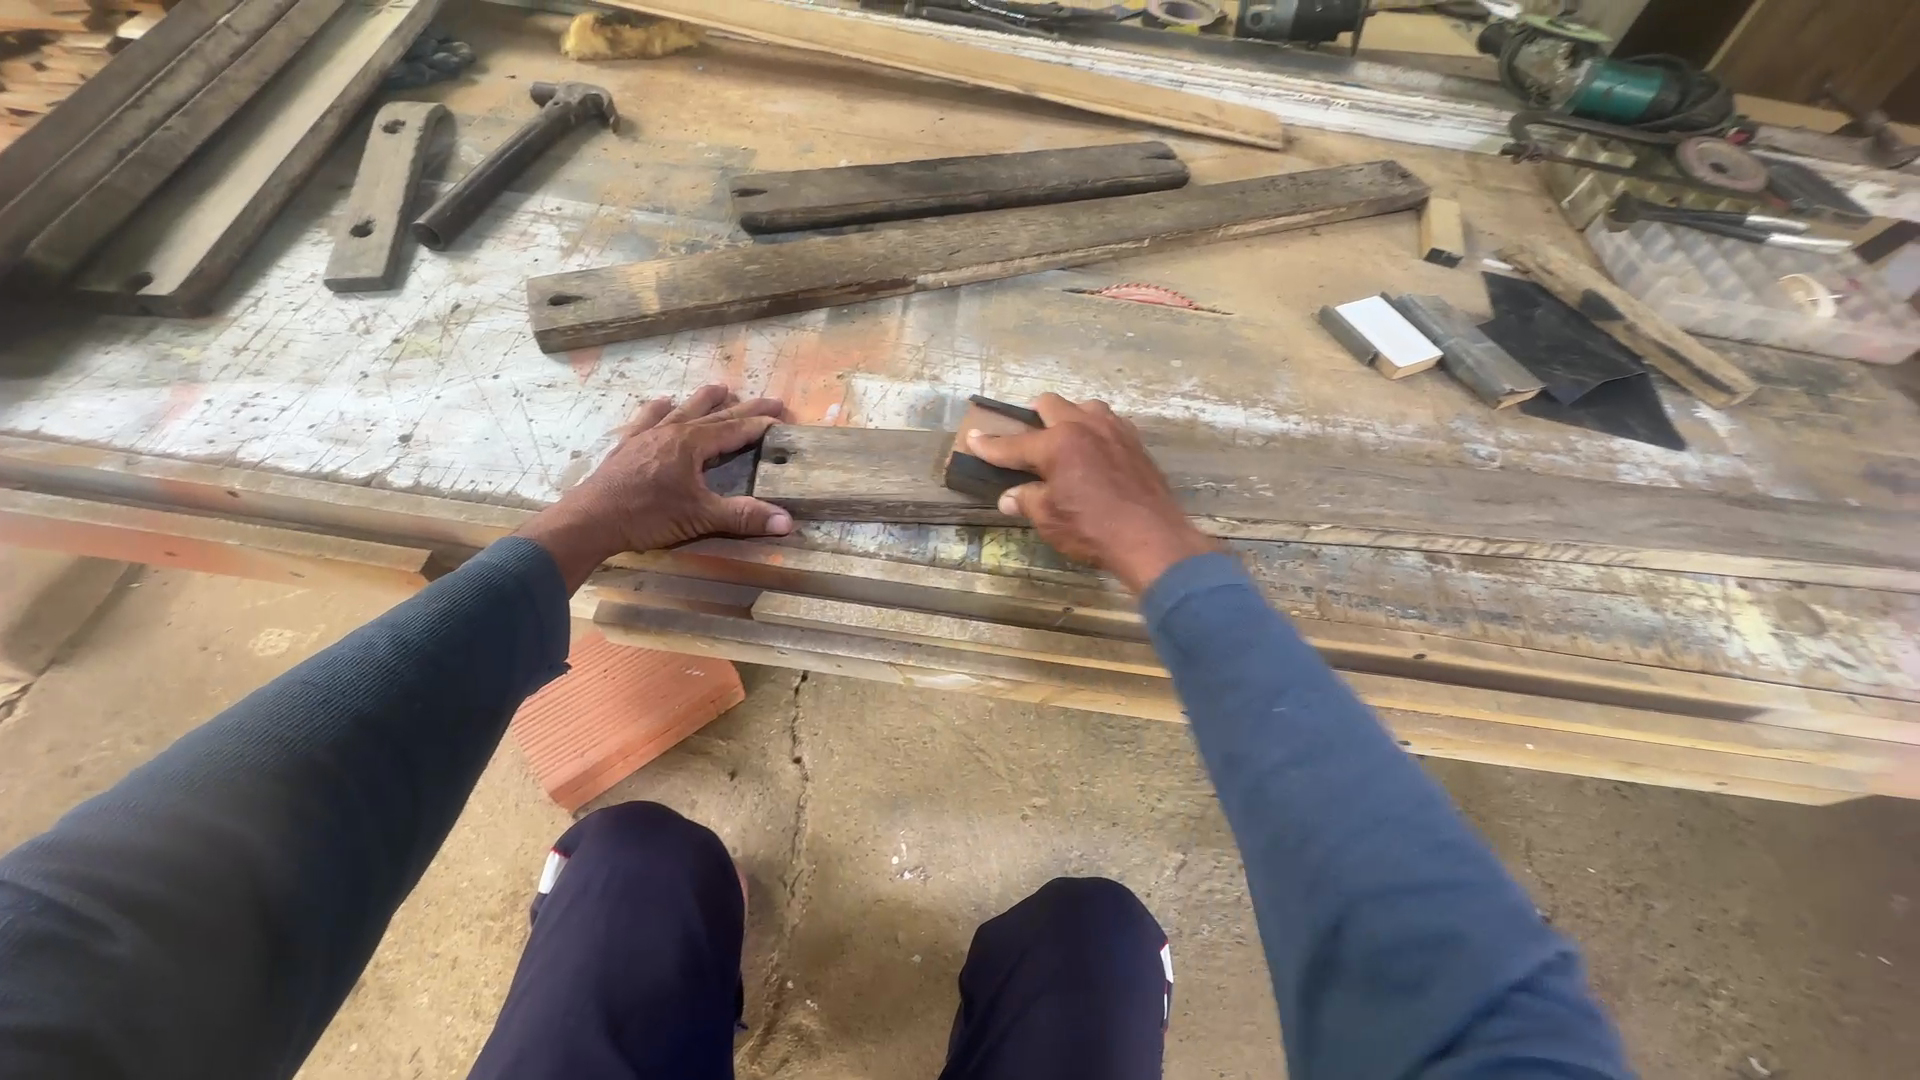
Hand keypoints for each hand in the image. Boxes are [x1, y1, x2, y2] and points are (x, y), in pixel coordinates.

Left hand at [517, 385, 791, 589]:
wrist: (591, 519)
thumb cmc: (647, 515)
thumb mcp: (701, 516)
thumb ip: (744, 516)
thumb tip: (787, 522)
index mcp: (693, 444)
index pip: (736, 430)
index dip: (762, 425)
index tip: (784, 420)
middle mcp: (673, 432)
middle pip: (716, 415)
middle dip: (746, 409)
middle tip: (771, 401)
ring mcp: (648, 435)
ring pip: (683, 410)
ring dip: (704, 400)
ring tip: (721, 388)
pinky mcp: (627, 446)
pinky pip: (646, 419)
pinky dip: (657, 409)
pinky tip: (661, 402)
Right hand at [966, 394, 1216, 593]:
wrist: (1151, 538)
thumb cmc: (1093, 529)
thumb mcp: (1049, 519)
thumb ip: (1027, 500)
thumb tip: (1009, 497)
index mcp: (1058, 443)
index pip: (1014, 443)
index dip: (990, 445)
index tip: (973, 437)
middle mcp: (1085, 427)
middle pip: (1050, 405)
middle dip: (1032, 416)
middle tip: (1026, 437)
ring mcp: (1114, 431)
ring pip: (1084, 407)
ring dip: (1069, 417)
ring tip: (1064, 440)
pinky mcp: (1136, 443)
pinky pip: (1109, 423)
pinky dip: (1095, 430)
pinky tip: (1094, 450)